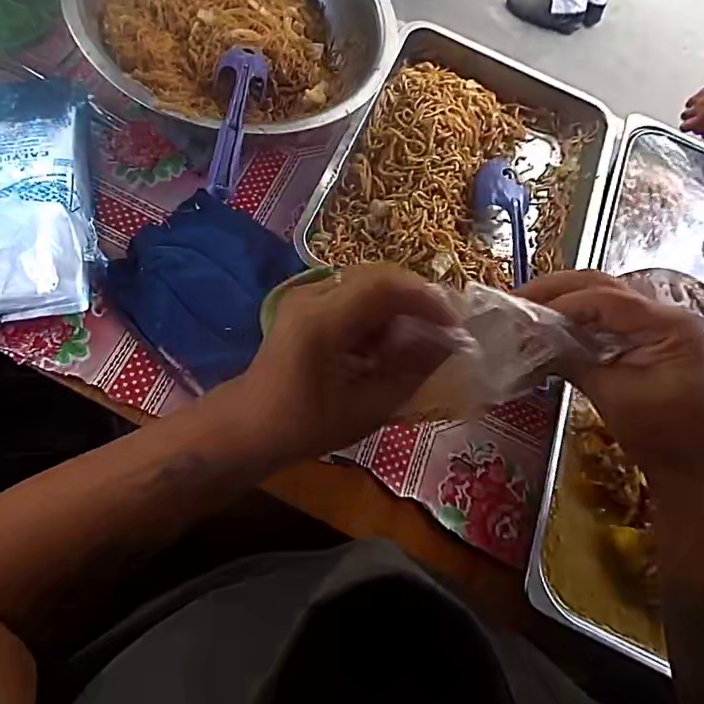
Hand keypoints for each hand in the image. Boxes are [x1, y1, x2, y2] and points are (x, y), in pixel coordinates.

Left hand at [217, 265, 457, 465]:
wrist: (249, 425)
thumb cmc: (304, 425)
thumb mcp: (365, 408)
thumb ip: (410, 372)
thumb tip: (448, 346)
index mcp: (322, 321)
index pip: (385, 287)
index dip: (427, 300)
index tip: (453, 326)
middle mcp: (311, 296)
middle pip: (377, 277)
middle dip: (416, 300)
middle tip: (441, 331)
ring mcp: (304, 296)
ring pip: (366, 284)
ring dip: (396, 308)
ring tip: (413, 344)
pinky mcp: (304, 304)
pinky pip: (351, 296)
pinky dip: (376, 314)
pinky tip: (383, 347)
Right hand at [519, 271, 703, 474]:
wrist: (703, 473)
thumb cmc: (666, 436)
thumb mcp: (615, 396)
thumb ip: (573, 361)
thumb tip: (531, 342)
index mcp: (666, 324)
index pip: (604, 298)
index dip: (559, 302)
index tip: (521, 313)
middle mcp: (664, 317)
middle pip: (602, 287)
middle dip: (556, 290)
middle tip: (516, 300)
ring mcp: (656, 332)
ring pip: (602, 301)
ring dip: (564, 304)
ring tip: (526, 312)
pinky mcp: (646, 348)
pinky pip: (606, 324)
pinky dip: (576, 324)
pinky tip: (550, 333)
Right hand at [680, 66, 703, 136]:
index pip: (687, 128)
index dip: (693, 131)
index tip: (701, 131)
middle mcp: (699, 107)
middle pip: (684, 118)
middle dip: (689, 122)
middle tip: (699, 123)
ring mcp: (700, 97)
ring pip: (687, 108)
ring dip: (691, 111)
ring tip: (700, 112)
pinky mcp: (703, 88)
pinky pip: (693, 98)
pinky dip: (695, 102)